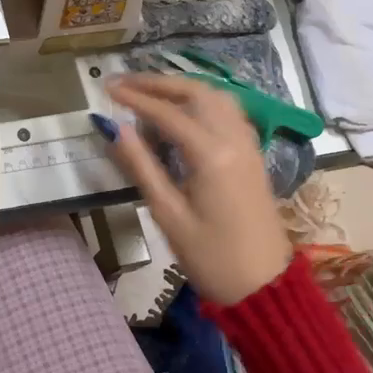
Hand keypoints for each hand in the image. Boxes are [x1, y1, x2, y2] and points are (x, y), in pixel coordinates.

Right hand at [98, 74, 293, 304]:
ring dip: (182, 87)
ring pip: (216, 97)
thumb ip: (140, 165)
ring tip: (150, 92)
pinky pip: (228, 111)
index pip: (168, 113)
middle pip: (195, 93)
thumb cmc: (211, 258)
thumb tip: (114, 127)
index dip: (135, 98)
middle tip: (124, 82)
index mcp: (211, 155)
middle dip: (158, 83)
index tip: (107, 88)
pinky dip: (202, 100)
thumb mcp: (168, 214)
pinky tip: (184, 111)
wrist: (265, 290)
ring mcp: (248, 145)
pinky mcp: (253, 155)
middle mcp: (234, 140)